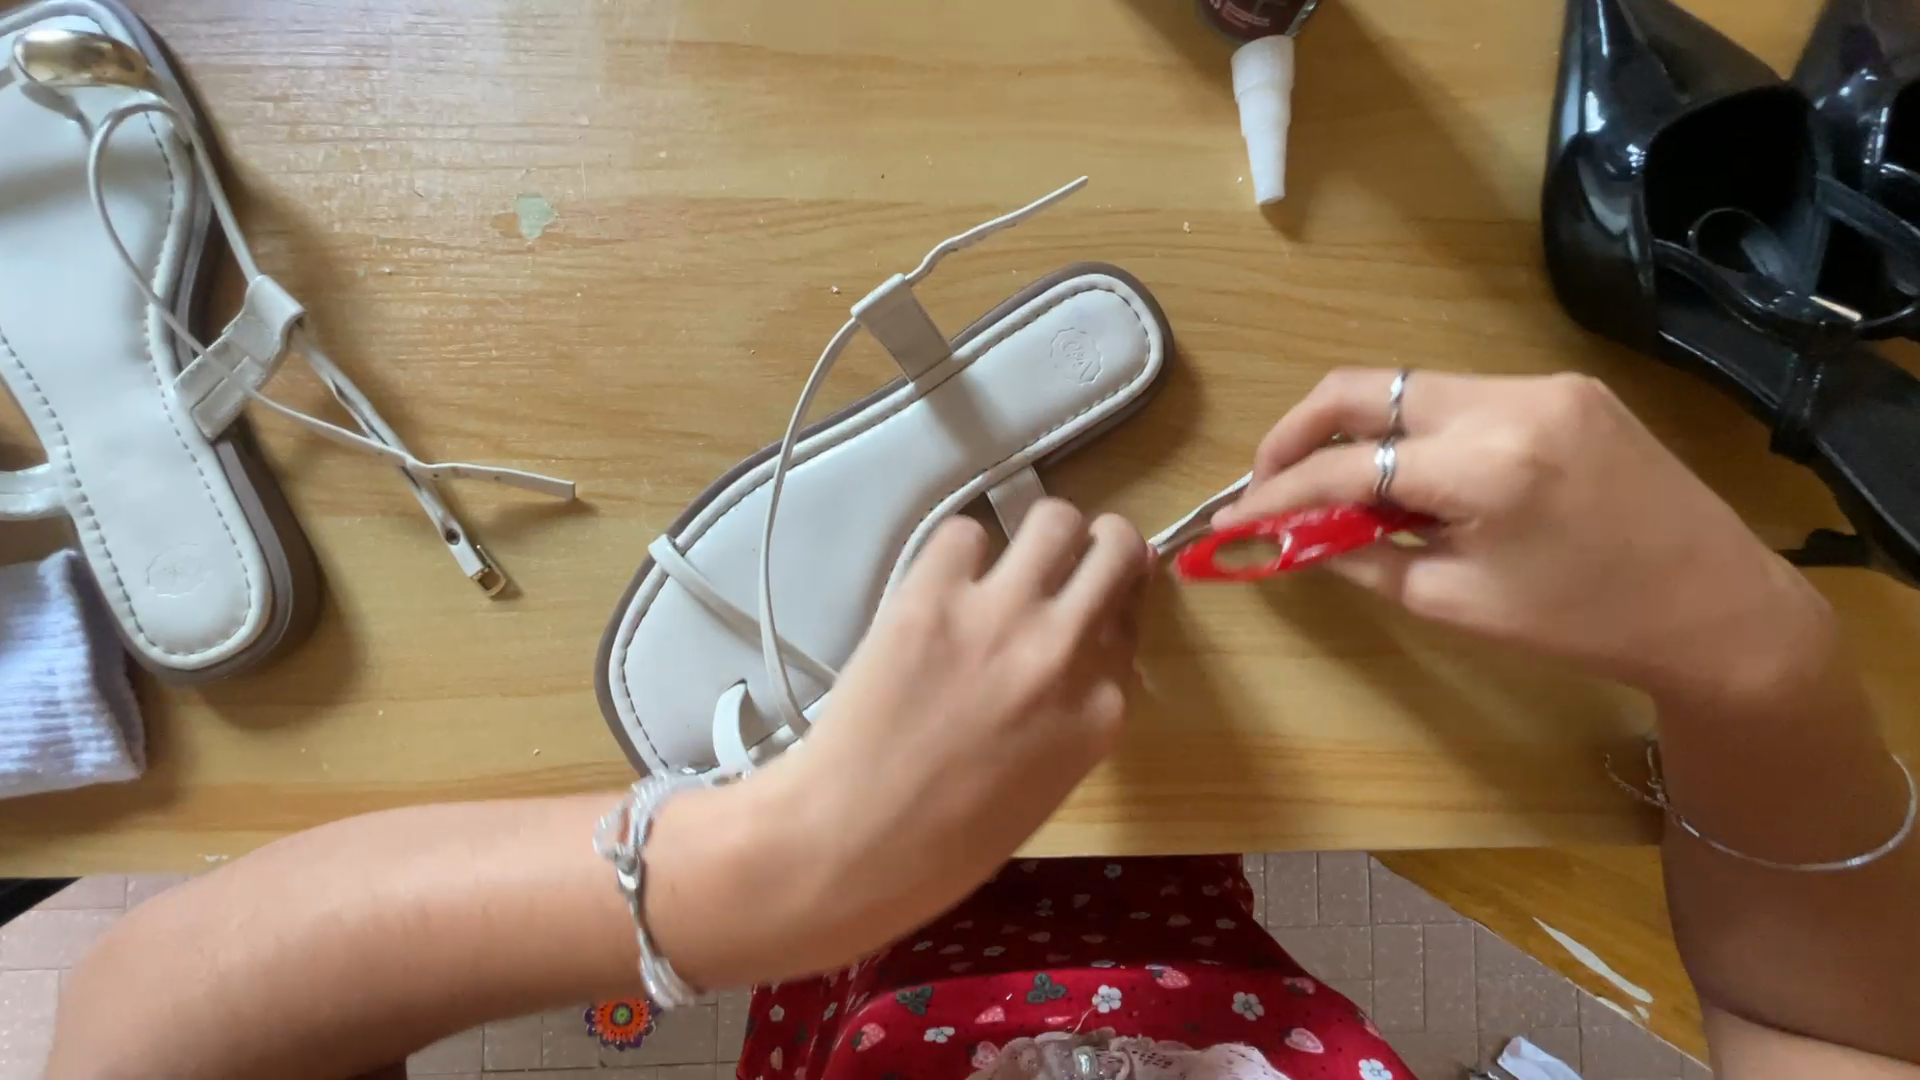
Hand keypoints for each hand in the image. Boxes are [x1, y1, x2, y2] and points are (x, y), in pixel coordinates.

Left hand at [717, 500, 1149, 974]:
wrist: (850, 845)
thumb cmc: (946, 842)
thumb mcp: (1043, 783)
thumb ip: (1070, 714)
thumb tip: (1070, 656)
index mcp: (1099, 711)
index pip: (1128, 625)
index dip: (1108, 609)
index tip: (1088, 607)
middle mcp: (1064, 650)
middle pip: (1115, 550)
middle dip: (1105, 541)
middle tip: (1076, 549)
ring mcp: (999, 617)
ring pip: (1054, 520)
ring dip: (1043, 530)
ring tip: (1013, 554)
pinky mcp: (932, 597)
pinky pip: (964, 533)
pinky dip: (958, 552)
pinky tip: (942, 585)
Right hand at [1216, 370, 1836, 705]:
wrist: (1722, 609)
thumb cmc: (1579, 623)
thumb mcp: (1449, 601)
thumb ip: (1358, 555)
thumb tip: (1291, 534)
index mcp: (1487, 467)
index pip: (1343, 467)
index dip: (1275, 493)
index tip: (1232, 516)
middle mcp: (1509, 402)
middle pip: (1357, 388)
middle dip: (1294, 432)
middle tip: (1269, 479)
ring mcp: (1540, 386)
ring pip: (1399, 389)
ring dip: (1349, 433)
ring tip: (1334, 487)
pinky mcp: (1559, 388)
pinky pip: (1449, 398)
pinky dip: (1403, 433)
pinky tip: (1404, 477)